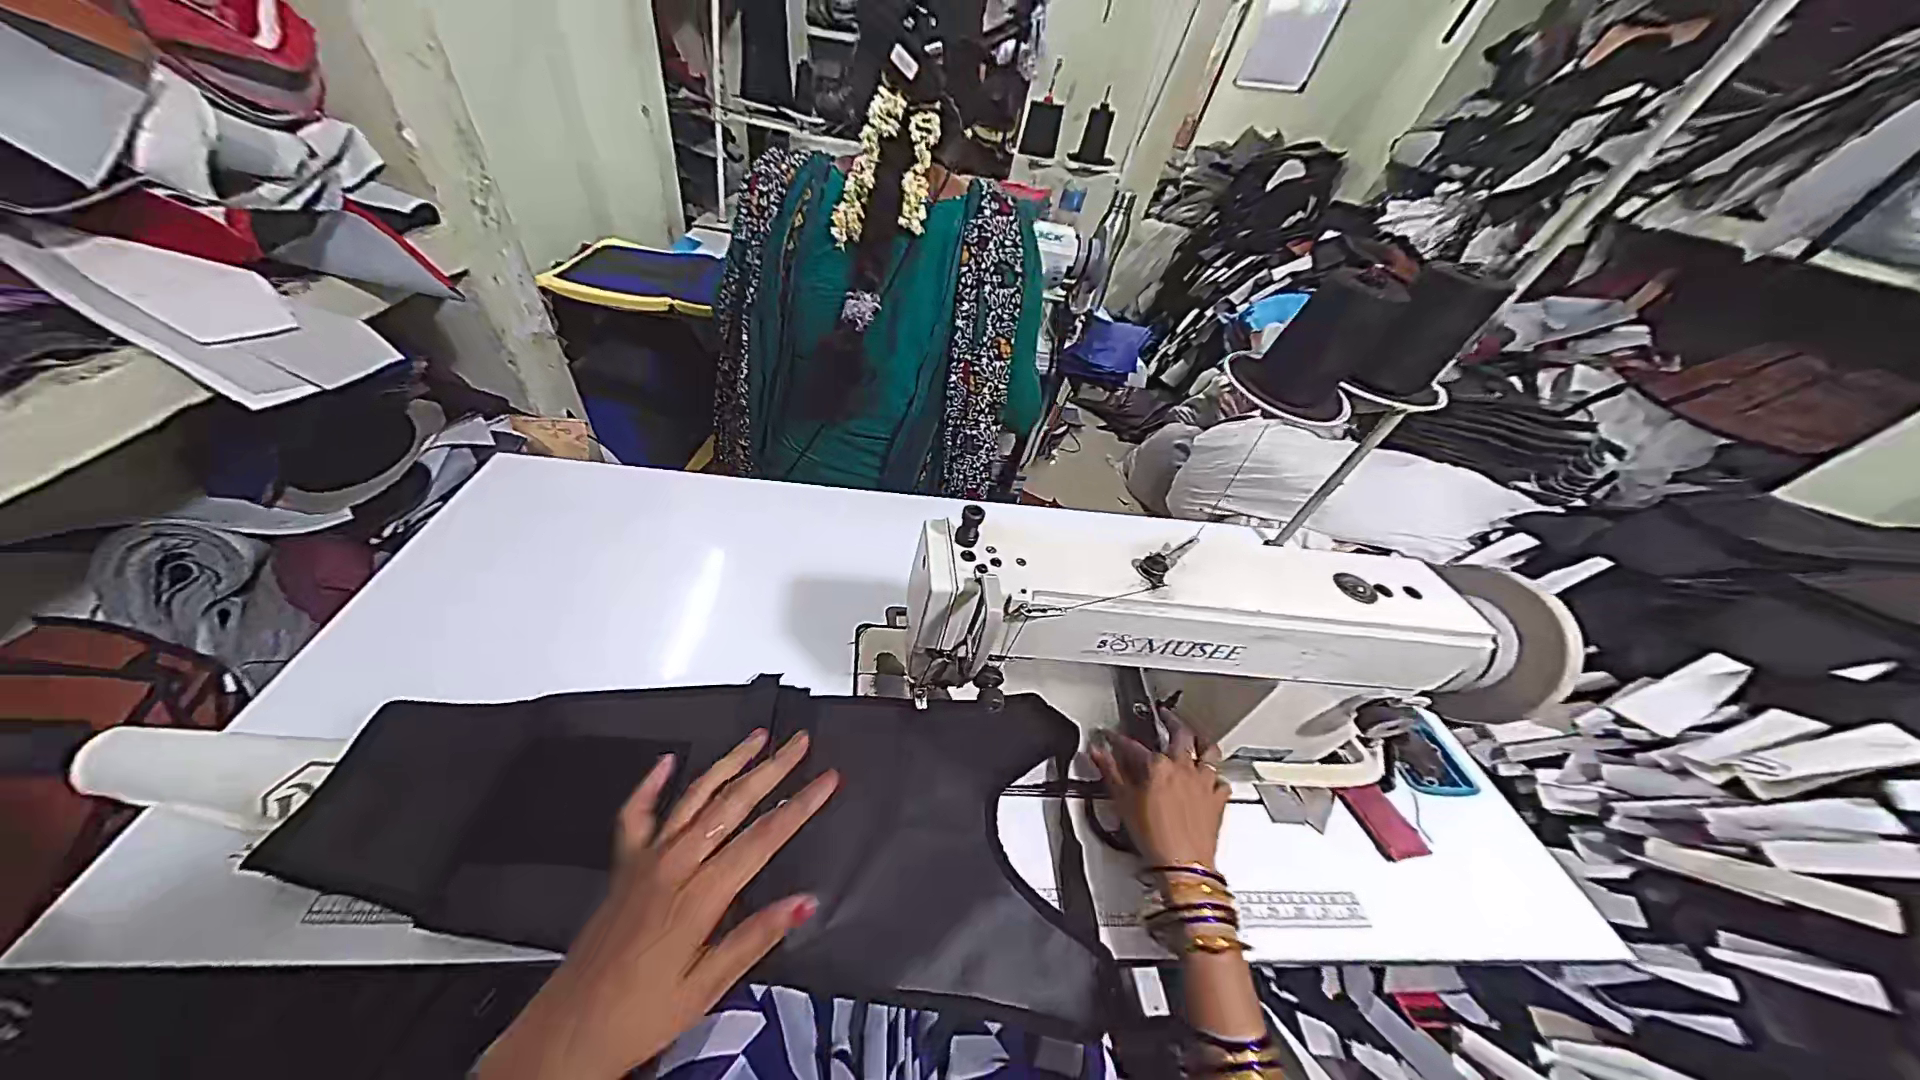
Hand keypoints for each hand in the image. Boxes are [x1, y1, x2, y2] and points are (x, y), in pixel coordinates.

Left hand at [477, 730, 838, 1079]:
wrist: (563, 1034)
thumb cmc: (634, 1018)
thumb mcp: (706, 990)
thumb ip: (756, 938)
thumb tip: (803, 903)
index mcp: (699, 897)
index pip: (764, 837)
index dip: (801, 804)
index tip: (826, 781)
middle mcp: (673, 866)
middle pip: (733, 803)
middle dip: (773, 768)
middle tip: (799, 743)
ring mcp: (646, 860)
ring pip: (694, 796)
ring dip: (729, 763)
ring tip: (756, 739)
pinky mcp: (624, 866)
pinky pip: (636, 813)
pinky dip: (651, 783)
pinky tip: (666, 762)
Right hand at [1089, 718, 1227, 869]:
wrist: (1184, 865)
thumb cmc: (1156, 837)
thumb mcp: (1123, 801)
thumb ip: (1110, 772)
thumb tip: (1098, 754)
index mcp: (1158, 766)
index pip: (1134, 745)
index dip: (1120, 739)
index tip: (1113, 737)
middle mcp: (1184, 768)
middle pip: (1181, 733)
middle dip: (1171, 720)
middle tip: (1165, 715)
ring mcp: (1203, 782)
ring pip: (1209, 750)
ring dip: (1201, 740)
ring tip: (1196, 734)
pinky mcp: (1217, 799)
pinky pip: (1220, 780)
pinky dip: (1215, 776)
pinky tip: (1211, 777)